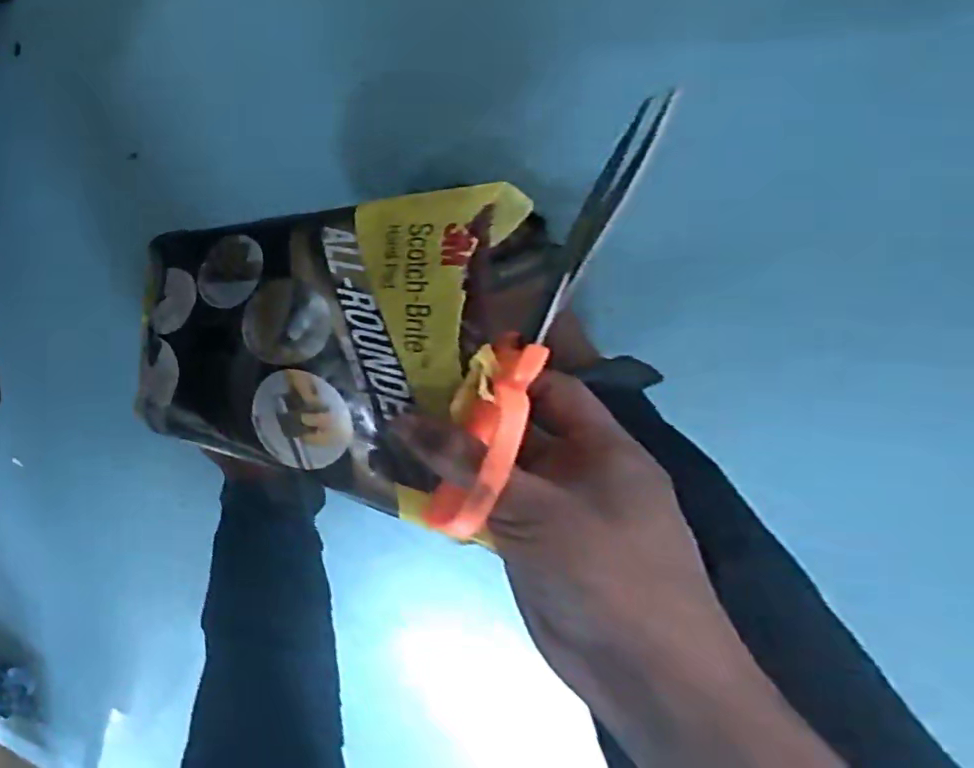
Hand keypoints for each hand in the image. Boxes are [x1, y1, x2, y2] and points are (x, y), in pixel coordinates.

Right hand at [394, 372, 724, 672]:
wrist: (648, 678)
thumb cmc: (608, 574)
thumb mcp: (534, 508)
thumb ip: (466, 461)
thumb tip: (399, 418)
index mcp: (603, 452)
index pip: (552, 391)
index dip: (504, 373)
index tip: (443, 360)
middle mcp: (577, 472)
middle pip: (513, 427)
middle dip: (461, 412)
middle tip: (400, 391)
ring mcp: (550, 508)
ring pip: (492, 465)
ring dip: (447, 453)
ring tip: (391, 430)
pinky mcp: (527, 538)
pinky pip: (483, 501)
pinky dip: (450, 490)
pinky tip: (406, 478)